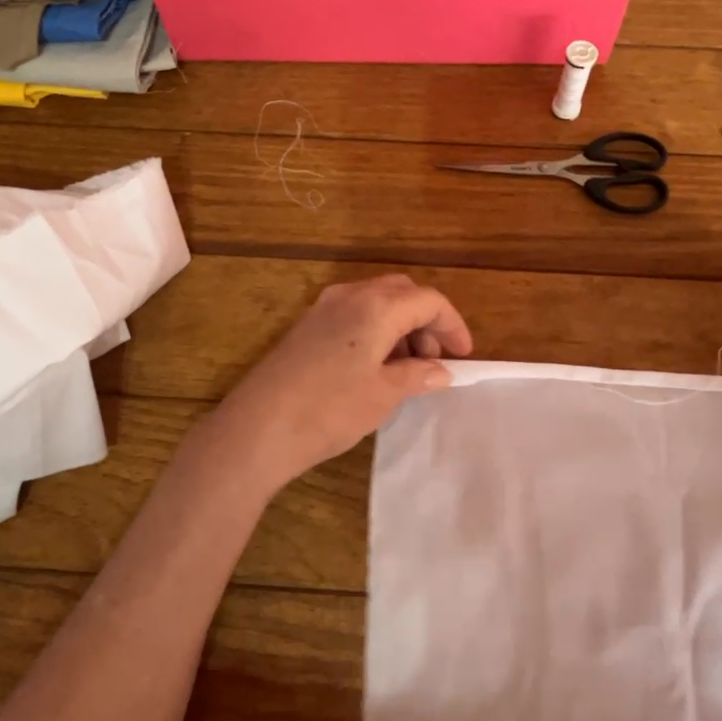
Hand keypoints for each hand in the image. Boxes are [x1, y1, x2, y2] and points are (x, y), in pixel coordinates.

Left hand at [201, 274, 472, 490]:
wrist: (258, 428)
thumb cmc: (329, 409)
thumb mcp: (383, 395)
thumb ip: (417, 376)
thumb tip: (440, 371)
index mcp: (376, 306)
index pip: (428, 300)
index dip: (452, 325)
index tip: (463, 356)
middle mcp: (350, 296)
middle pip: (402, 292)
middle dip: (426, 321)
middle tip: (435, 360)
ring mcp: (323, 308)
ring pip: (376, 301)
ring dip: (400, 326)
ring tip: (407, 369)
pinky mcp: (306, 326)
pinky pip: (354, 314)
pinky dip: (376, 331)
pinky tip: (375, 367)